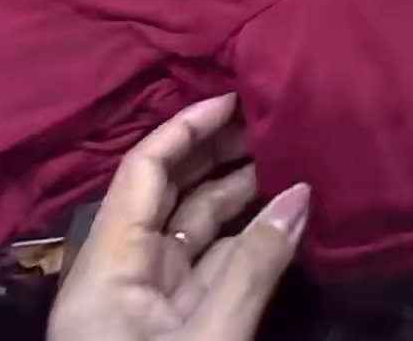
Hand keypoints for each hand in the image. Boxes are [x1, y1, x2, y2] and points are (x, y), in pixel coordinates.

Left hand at [48, 94, 309, 340]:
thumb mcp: (206, 340)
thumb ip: (256, 262)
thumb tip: (304, 189)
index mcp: (108, 268)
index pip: (143, 171)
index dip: (187, 127)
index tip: (238, 95)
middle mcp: (127, 271)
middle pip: (174, 189)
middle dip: (224, 150)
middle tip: (278, 116)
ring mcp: (157, 296)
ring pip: (202, 220)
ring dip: (248, 186)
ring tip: (295, 153)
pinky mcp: (185, 318)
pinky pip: (222, 254)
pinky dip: (256, 228)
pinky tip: (292, 207)